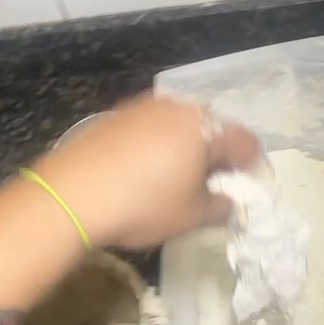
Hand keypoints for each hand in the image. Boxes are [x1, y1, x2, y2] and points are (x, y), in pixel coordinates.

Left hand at [32, 95, 261, 249]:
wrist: (72, 193)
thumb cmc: (144, 204)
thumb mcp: (190, 216)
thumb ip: (219, 207)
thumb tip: (229, 203)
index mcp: (204, 127)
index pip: (243, 141)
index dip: (251, 164)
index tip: (247, 184)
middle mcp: (177, 108)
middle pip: (209, 128)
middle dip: (215, 153)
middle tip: (211, 183)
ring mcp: (142, 108)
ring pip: (177, 126)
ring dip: (184, 148)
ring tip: (177, 179)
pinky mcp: (114, 117)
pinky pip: (148, 130)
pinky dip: (155, 147)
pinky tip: (144, 172)